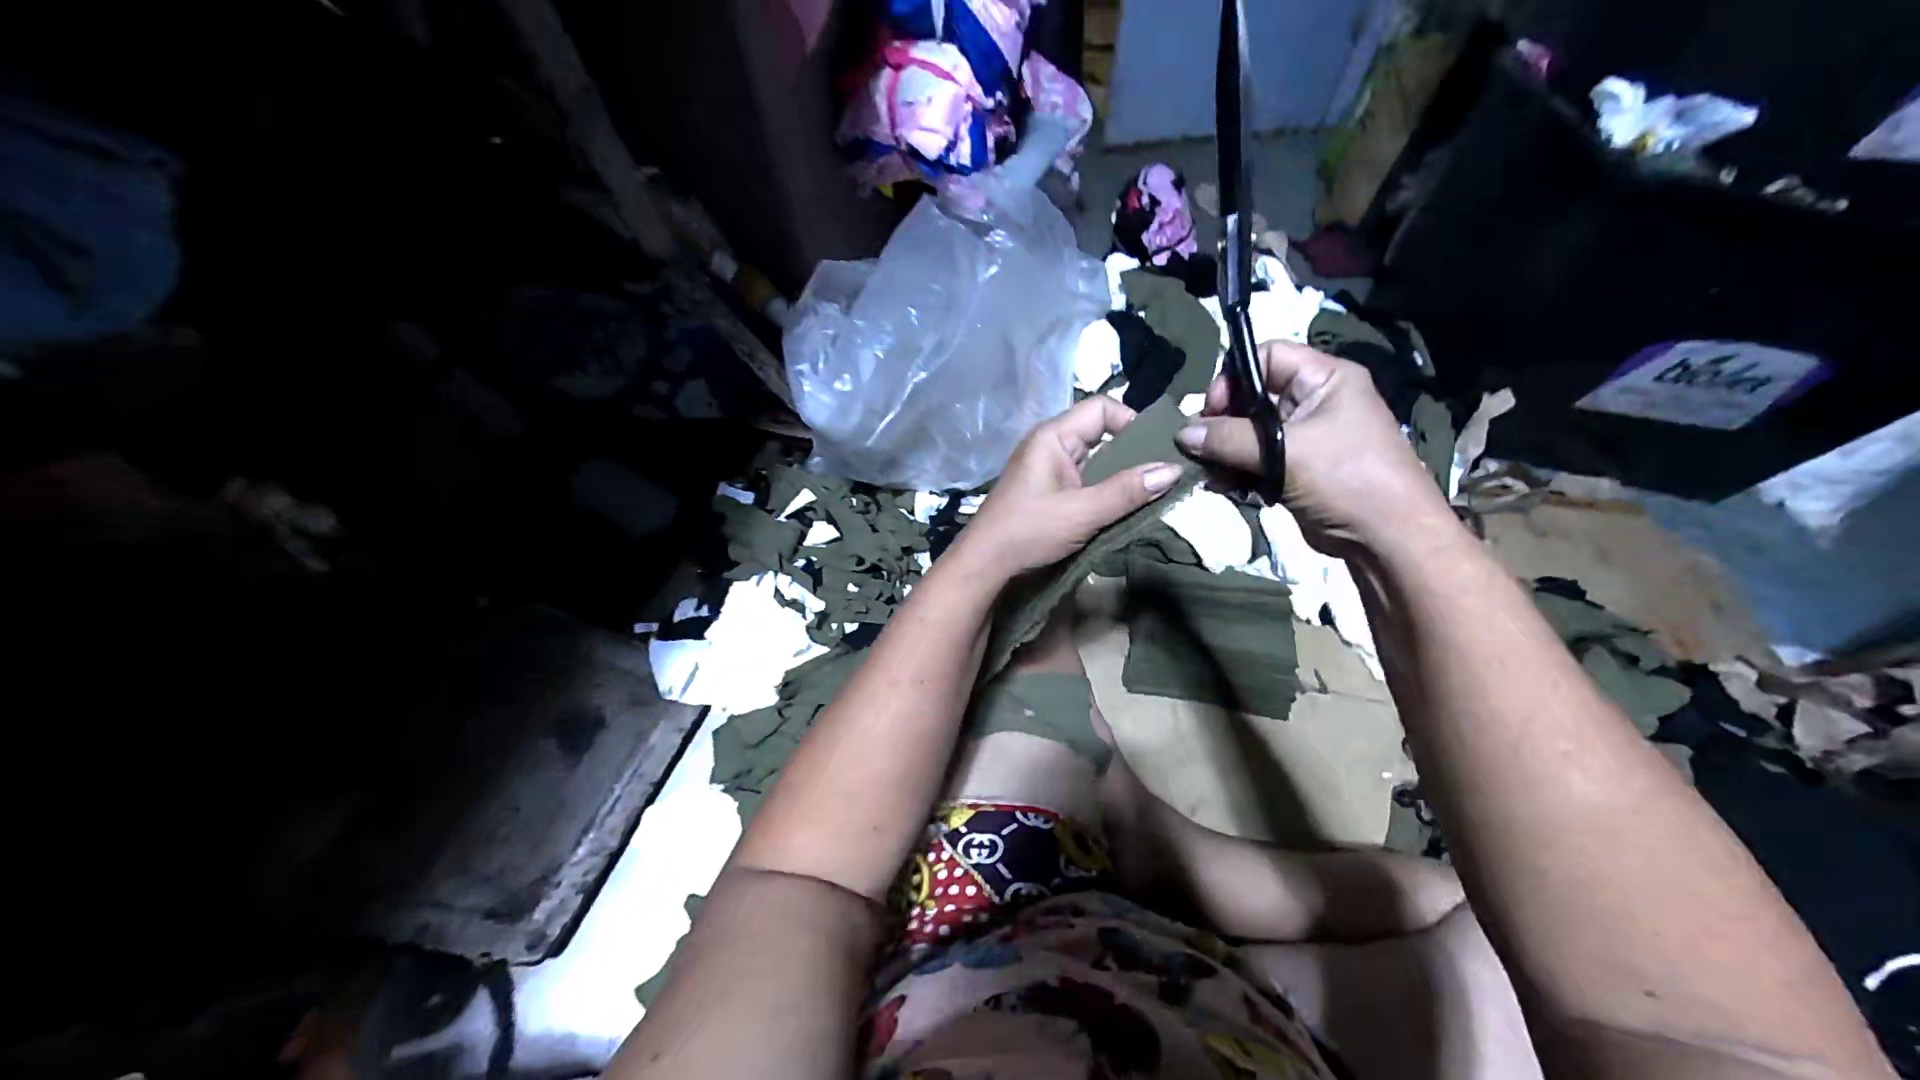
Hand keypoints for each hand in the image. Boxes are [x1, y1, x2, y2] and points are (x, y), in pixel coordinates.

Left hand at [960, 396, 1184, 574]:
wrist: (986, 565)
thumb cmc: (1029, 531)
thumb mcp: (1083, 512)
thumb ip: (1127, 491)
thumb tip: (1174, 469)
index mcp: (1053, 437)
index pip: (1101, 408)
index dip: (1132, 421)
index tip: (1157, 450)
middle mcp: (1051, 447)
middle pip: (1102, 434)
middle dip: (1133, 453)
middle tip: (1165, 473)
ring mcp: (1050, 471)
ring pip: (1097, 462)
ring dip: (1122, 477)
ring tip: (1154, 493)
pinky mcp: (1051, 494)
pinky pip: (1087, 482)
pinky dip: (1107, 492)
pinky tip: (1127, 508)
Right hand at [1174, 341, 1451, 548]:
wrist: (1385, 538)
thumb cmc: (1346, 478)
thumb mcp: (1285, 451)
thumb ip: (1229, 439)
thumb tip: (1182, 434)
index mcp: (1325, 380)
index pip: (1267, 356)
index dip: (1234, 377)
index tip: (1212, 410)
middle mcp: (1313, 402)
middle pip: (1251, 398)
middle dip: (1222, 423)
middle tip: (1201, 447)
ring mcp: (1303, 438)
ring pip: (1247, 433)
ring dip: (1223, 453)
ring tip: (1213, 475)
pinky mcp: (1294, 469)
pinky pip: (1253, 460)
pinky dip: (1236, 472)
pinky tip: (1224, 488)